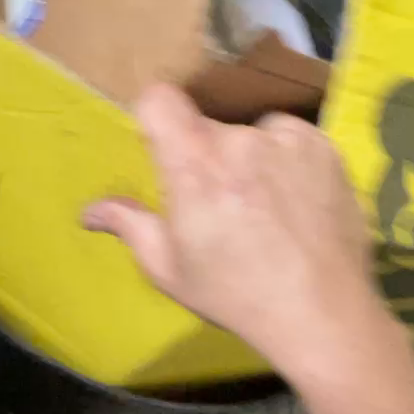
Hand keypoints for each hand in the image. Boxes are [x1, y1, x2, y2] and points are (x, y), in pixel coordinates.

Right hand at [83, 84, 392, 380]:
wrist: (322, 313)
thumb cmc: (235, 294)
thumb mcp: (169, 269)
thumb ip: (129, 225)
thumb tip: (89, 211)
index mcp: (194, 165)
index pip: (160, 99)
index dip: (155, 117)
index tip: (160, 145)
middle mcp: (240, 139)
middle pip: (207, 126)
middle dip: (204, 156)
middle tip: (220, 203)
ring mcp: (288, 139)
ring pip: (251, 133)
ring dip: (249, 158)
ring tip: (265, 206)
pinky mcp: (324, 146)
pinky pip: (290, 139)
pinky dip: (286, 160)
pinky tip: (294, 201)